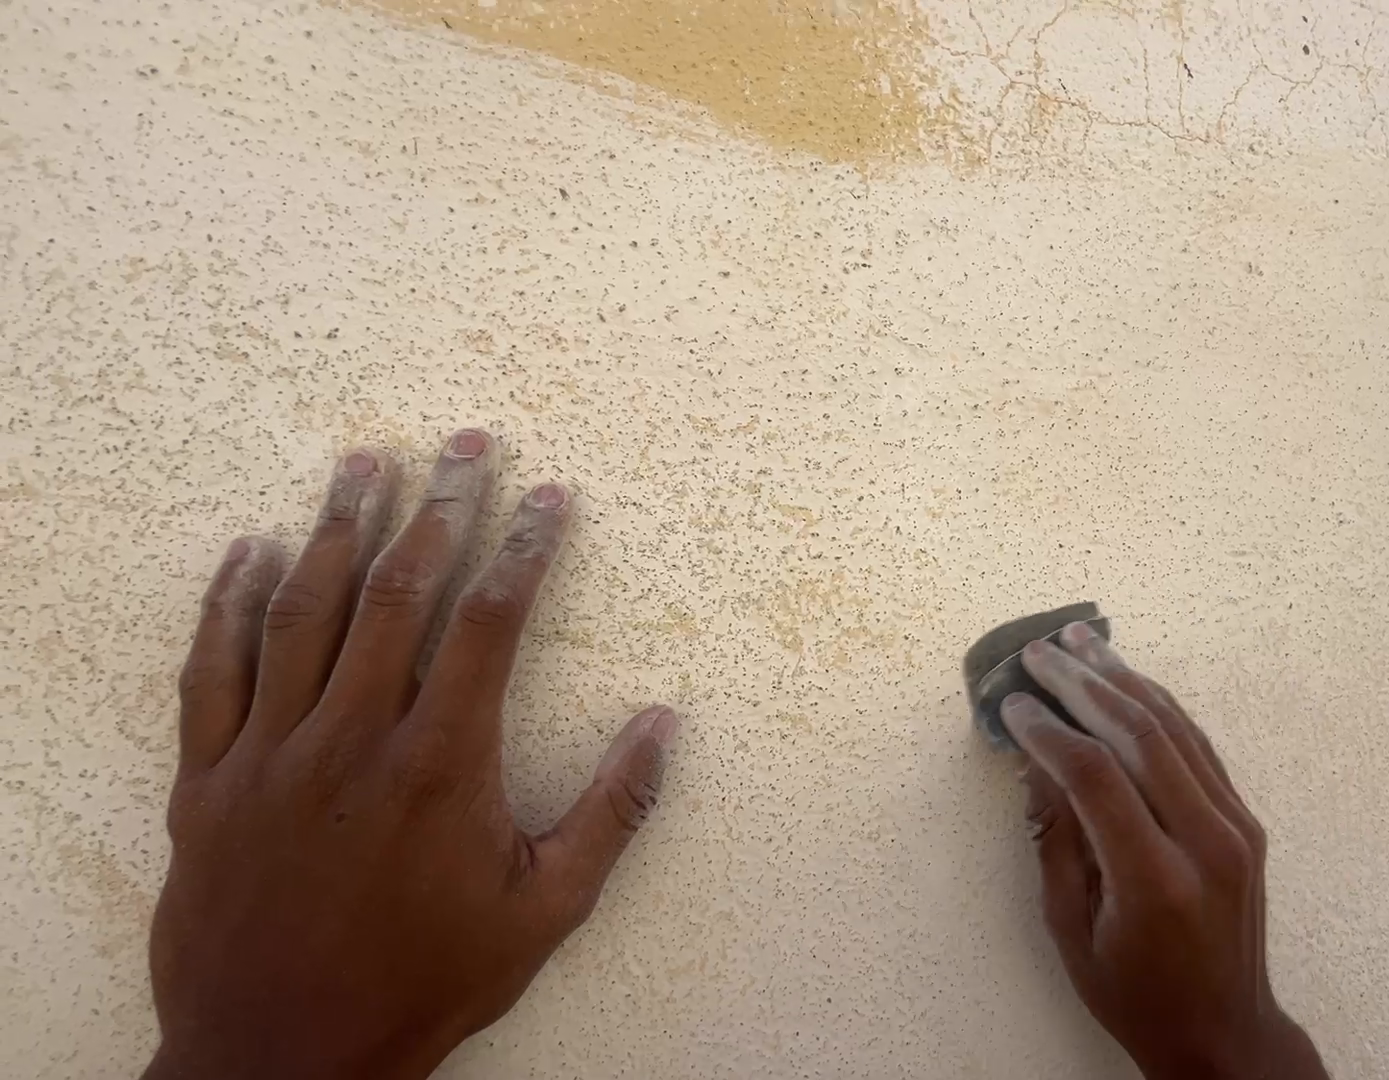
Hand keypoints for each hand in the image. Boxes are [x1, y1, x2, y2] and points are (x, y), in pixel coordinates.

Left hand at [146, 429, 680, 1079]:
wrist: (278, 1064)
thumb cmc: (431, 976)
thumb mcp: (551, 904)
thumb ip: (613, 808)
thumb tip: (663, 723)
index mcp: (441, 762)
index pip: (490, 622)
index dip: (524, 549)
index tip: (548, 497)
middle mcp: (352, 740)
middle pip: (400, 593)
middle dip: (440, 508)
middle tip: (466, 444)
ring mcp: (268, 758)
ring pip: (303, 613)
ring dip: (339, 529)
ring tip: (366, 463)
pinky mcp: (206, 786)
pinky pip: (210, 672)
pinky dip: (228, 602)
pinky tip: (251, 549)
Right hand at [1005, 623, 1326, 1079]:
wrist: (1226, 1032)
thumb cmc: (1134, 993)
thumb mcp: (1070, 927)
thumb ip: (1053, 838)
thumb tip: (1032, 761)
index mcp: (1156, 880)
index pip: (1095, 776)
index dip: (1047, 731)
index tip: (1012, 705)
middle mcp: (1206, 840)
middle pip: (1138, 733)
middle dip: (1081, 683)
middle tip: (1040, 651)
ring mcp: (1235, 823)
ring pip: (1172, 725)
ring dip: (1121, 676)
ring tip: (1081, 639)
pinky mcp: (1244, 815)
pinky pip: (1196, 741)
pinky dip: (1156, 702)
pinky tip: (1126, 677)